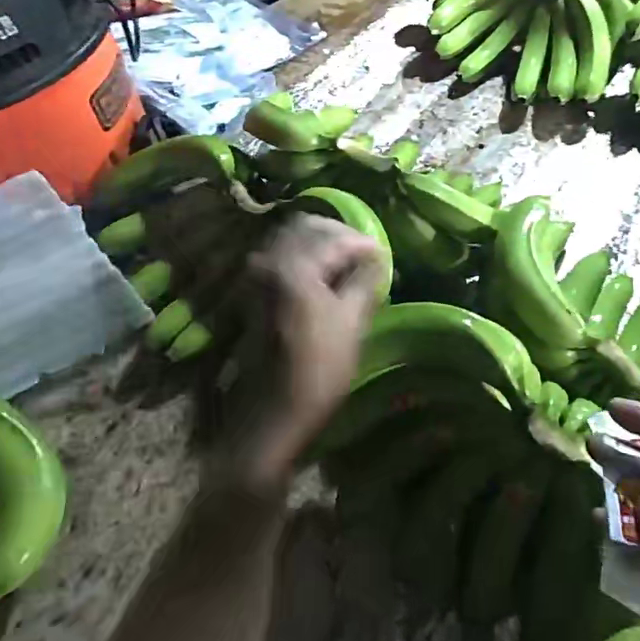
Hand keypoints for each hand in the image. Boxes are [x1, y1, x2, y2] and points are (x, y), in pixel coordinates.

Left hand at [233, 216, 383, 493]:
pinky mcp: (254, 293)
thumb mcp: (352, 323)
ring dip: (321, 245)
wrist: (273, 412)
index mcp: (295, 267)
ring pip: (292, 241)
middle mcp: (270, 262)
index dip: (364, 243)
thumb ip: (365, 281)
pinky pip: (282, 258)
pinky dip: (306, 259)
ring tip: (349, 265)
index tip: (384, 255)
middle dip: (339, 235)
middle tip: (366, 253)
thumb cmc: (319, 370)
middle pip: (307, 228)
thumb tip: (377, 257)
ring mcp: (257, 277)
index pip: (335, 237)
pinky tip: (326, 278)